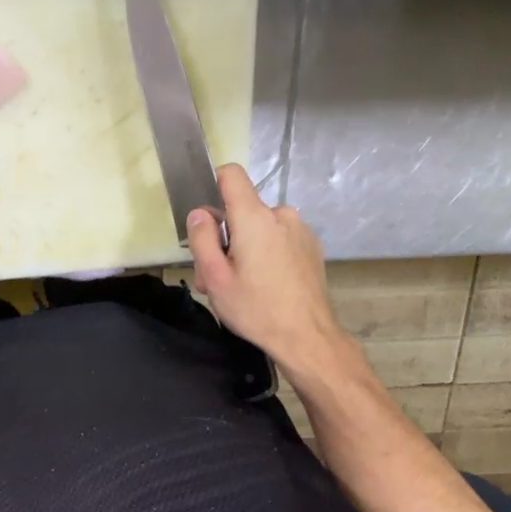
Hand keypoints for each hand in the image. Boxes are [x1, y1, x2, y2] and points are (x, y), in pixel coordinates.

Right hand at [187, 164, 346, 370]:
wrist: (306, 335)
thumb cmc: (255, 308)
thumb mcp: (214, 277)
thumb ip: (202, 239)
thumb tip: (199, 213)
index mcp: (255, 218)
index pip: (232, 175)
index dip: (213, 185)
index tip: (205, 217)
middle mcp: (281, 215)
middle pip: (242, 211)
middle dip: (224, 237)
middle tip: (216, 277)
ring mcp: (300, 230)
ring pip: (260, 228)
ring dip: (244, 249)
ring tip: (239, 286)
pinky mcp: (311, 246)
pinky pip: (278, 239)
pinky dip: (265, 255)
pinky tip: (264, 286)